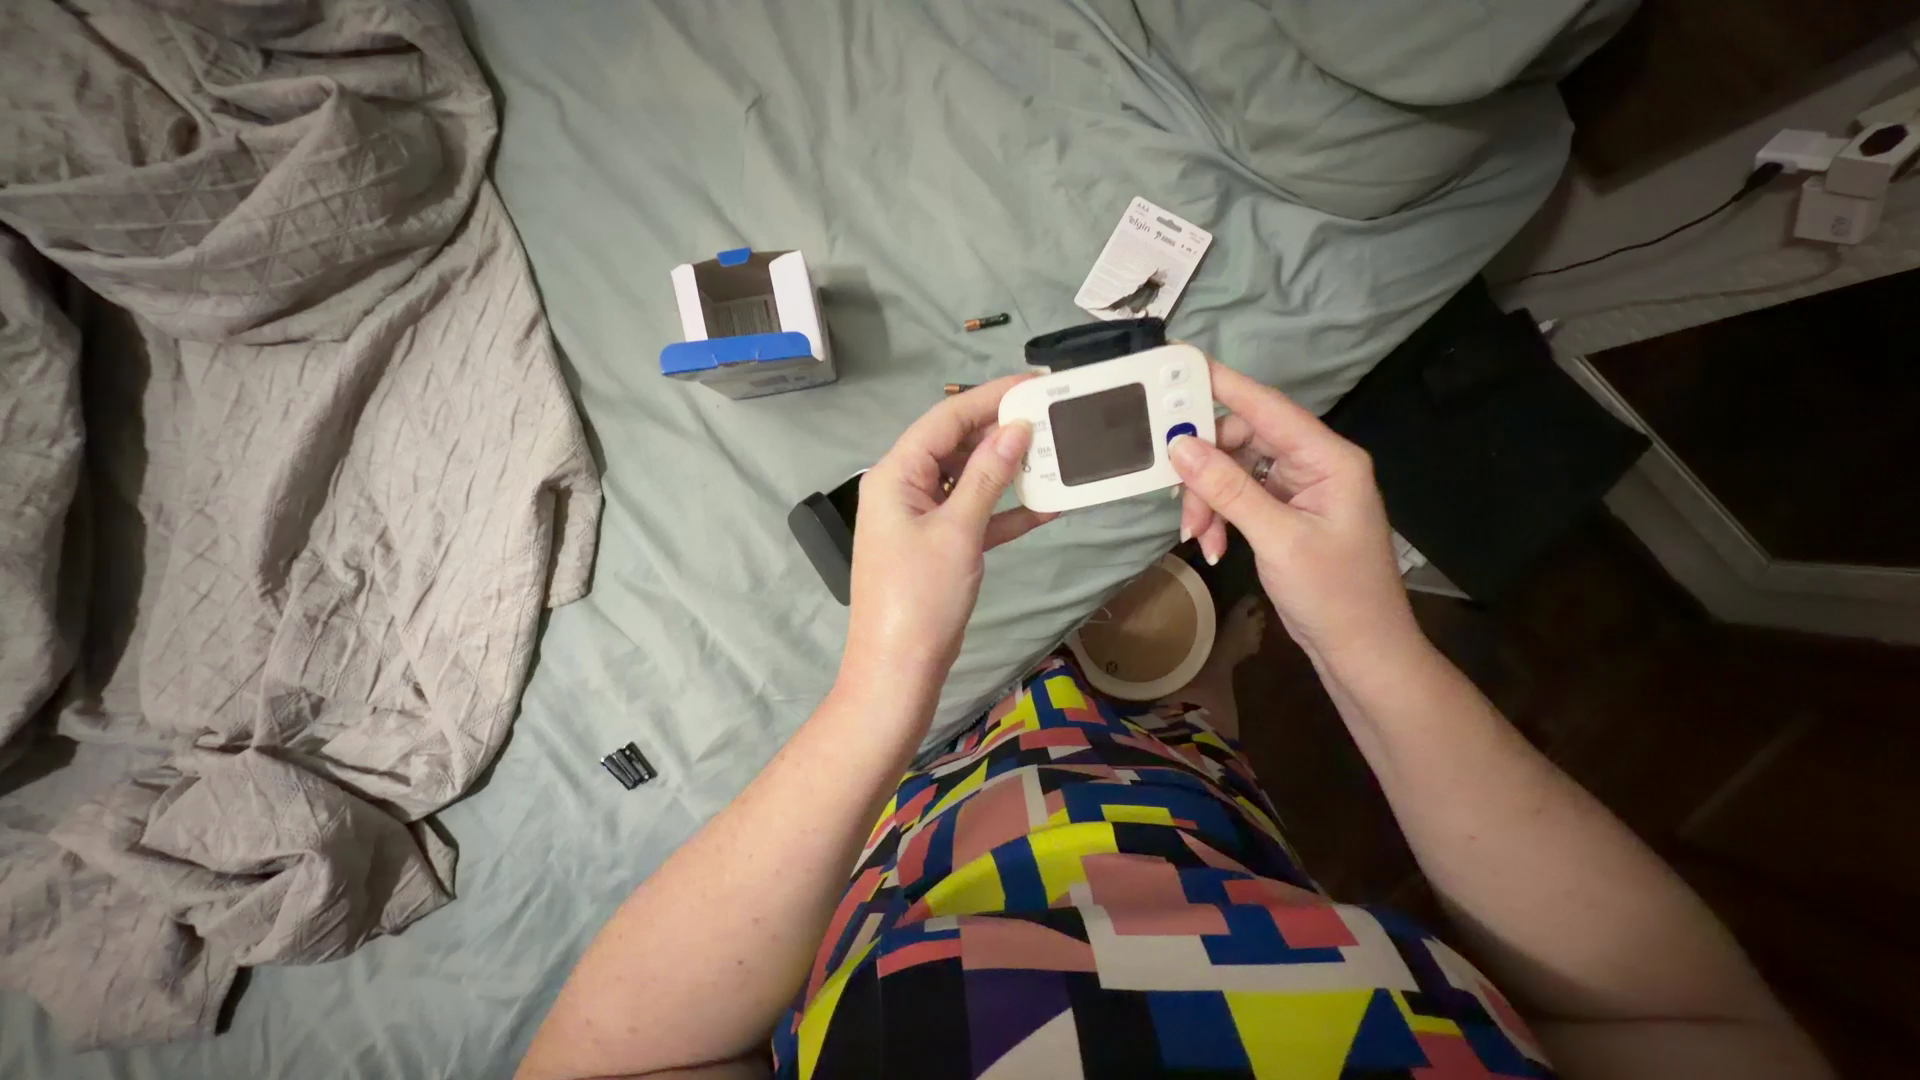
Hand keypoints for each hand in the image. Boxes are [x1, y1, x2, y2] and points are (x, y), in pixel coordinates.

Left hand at [841, 376, 1055, 690]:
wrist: (898, 671)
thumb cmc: (920, 598)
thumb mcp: (958, 532)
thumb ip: (988, 477)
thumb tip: (1016, 428)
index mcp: (895, 474)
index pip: (945, 418)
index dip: (991, 397)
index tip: (1036, 383)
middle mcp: (903, 488)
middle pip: (956, 445)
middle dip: (1003, 432)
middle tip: (1053, 417)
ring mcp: (920, 519)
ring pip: (968, 480)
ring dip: (1008, 471)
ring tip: (1056, 454)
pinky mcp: (937, 547)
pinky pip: (974, 516)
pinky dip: (1005, 511)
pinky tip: (1047, 506)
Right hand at [1171, 360, 1419, 665]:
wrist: (1361, 650)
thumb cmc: (1334, 593)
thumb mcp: (1278, 538)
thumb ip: (1229, 489)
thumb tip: (1180, 446)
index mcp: (1327, 458)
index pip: (1266, 407)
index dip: (1222, 383)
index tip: (1177, 363)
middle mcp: (1313, 463)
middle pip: (1242, 439)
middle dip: (1205, 469)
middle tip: (1180, 498)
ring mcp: (1298, 487)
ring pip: (1234, 470)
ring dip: (1208, 500)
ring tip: (1197, 536)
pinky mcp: (1284, 511)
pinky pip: (1239, 496)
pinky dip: (1219, 517)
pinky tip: (1211, 545)